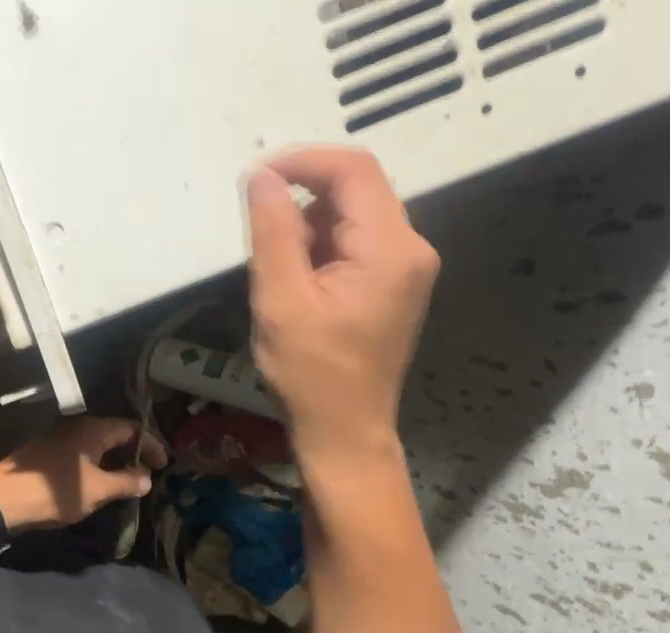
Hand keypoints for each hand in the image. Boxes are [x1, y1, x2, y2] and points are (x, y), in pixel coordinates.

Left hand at [0, 417, 166, 531]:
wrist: (4, 499)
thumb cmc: (55, 492)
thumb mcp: (98, 490)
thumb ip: (126, 483)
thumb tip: (147, 479)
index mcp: (93, 429)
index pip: (131, 429)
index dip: (151, 445)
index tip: (163, 464)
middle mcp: (76, 426)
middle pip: (113, 434)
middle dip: (132, 453)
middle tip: (146, 473)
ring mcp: (58, 438)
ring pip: (95, 445)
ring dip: (113, 461)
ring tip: (125, 482)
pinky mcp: (45, 453)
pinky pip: (80, 454)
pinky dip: (95, 465)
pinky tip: (97, 484)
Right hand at [245, 146, 439, 466]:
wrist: (344, 434)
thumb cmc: (310, 377)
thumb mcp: (280, 302)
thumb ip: (272, 233)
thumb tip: (261, 177)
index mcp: (390, 249)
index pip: (353, 170)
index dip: (303, 161)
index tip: (257, 177)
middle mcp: (411, 249)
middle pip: (357, 190)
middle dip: (304, 200)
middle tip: (262, 236)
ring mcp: (407, 269)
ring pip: (355, 217)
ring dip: (311, 228)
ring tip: (280, 274)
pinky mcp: (395, 286)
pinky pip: (358, 245)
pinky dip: (323, 250)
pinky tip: (300, 285)